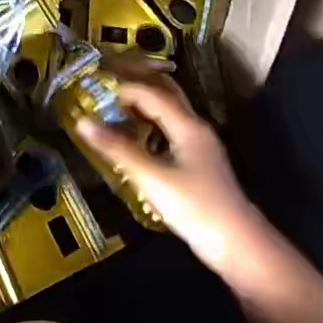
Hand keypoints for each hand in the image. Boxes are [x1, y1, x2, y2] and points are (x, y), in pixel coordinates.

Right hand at [72, 69, 279, 287]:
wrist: (240, 247)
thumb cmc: (196, 207)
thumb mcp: (151, 177)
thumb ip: (117, 148)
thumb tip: (82, 121)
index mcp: (187, 125)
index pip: (151, 92)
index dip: (122, 87)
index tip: (94, 87)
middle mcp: (195, 128)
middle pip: (166, 91)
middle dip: (137, 80)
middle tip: (107, 74)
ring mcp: (199, 145)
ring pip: (168, 110)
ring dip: (142, 100)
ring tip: (114, 101)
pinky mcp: (197, 162)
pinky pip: (169, 127)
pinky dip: (149, 120)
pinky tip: (134, 133)